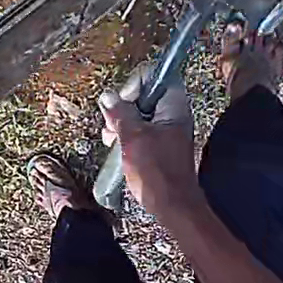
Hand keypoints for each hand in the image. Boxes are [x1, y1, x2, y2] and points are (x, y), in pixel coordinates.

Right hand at [99, 68, 198, 219]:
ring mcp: (169, 132)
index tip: (122, 104)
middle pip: (145, 95)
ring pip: (142, 115)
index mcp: (174, 106)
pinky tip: (117, 148)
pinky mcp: (163, 147)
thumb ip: (120, 113)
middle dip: (124, 107)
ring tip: (110, 138)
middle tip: (111, 124)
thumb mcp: (132, 137)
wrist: (172, 205)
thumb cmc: (156, 171)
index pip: (154, 77)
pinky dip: (129, 136)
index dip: (134, 85)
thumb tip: (108, 96)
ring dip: (123, 123)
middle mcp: (175, 115)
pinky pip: (144, 132)